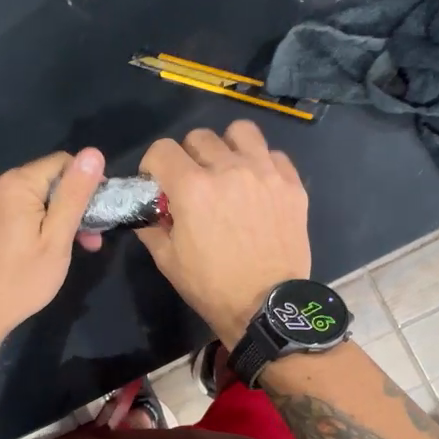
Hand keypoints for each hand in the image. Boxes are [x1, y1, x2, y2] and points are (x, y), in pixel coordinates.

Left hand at [0, 148, 105, 349]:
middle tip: (88, 241)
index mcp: (15, 183)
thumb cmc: (21, 280)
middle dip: (71, 205)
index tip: (96, 215)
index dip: (86, 184)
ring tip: (68, 249)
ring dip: (53, 216)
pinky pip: (13, 210)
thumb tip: (93, 152)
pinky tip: (40, 249)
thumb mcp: (57, 238)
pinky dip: (32, 222)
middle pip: (46, 180)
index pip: (63, 162)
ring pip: (30, 196)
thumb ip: (75, 194)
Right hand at [135, 121, 310, 348]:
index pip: (162, 149)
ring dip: (226, 147)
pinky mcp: (291, 184)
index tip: (157, 183)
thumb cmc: (211, 286)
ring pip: (240, 132)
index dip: (153, 165)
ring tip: (226, 170)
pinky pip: (272, 154)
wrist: (267, 306)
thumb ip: (152, 226)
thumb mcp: (168, 260)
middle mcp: (228, 169)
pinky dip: (260, 163)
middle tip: (192, 183)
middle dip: (187, 156)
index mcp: (191, 187)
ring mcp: (264, 173)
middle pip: (199, 137)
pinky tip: (256, 186)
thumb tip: (147, 211)